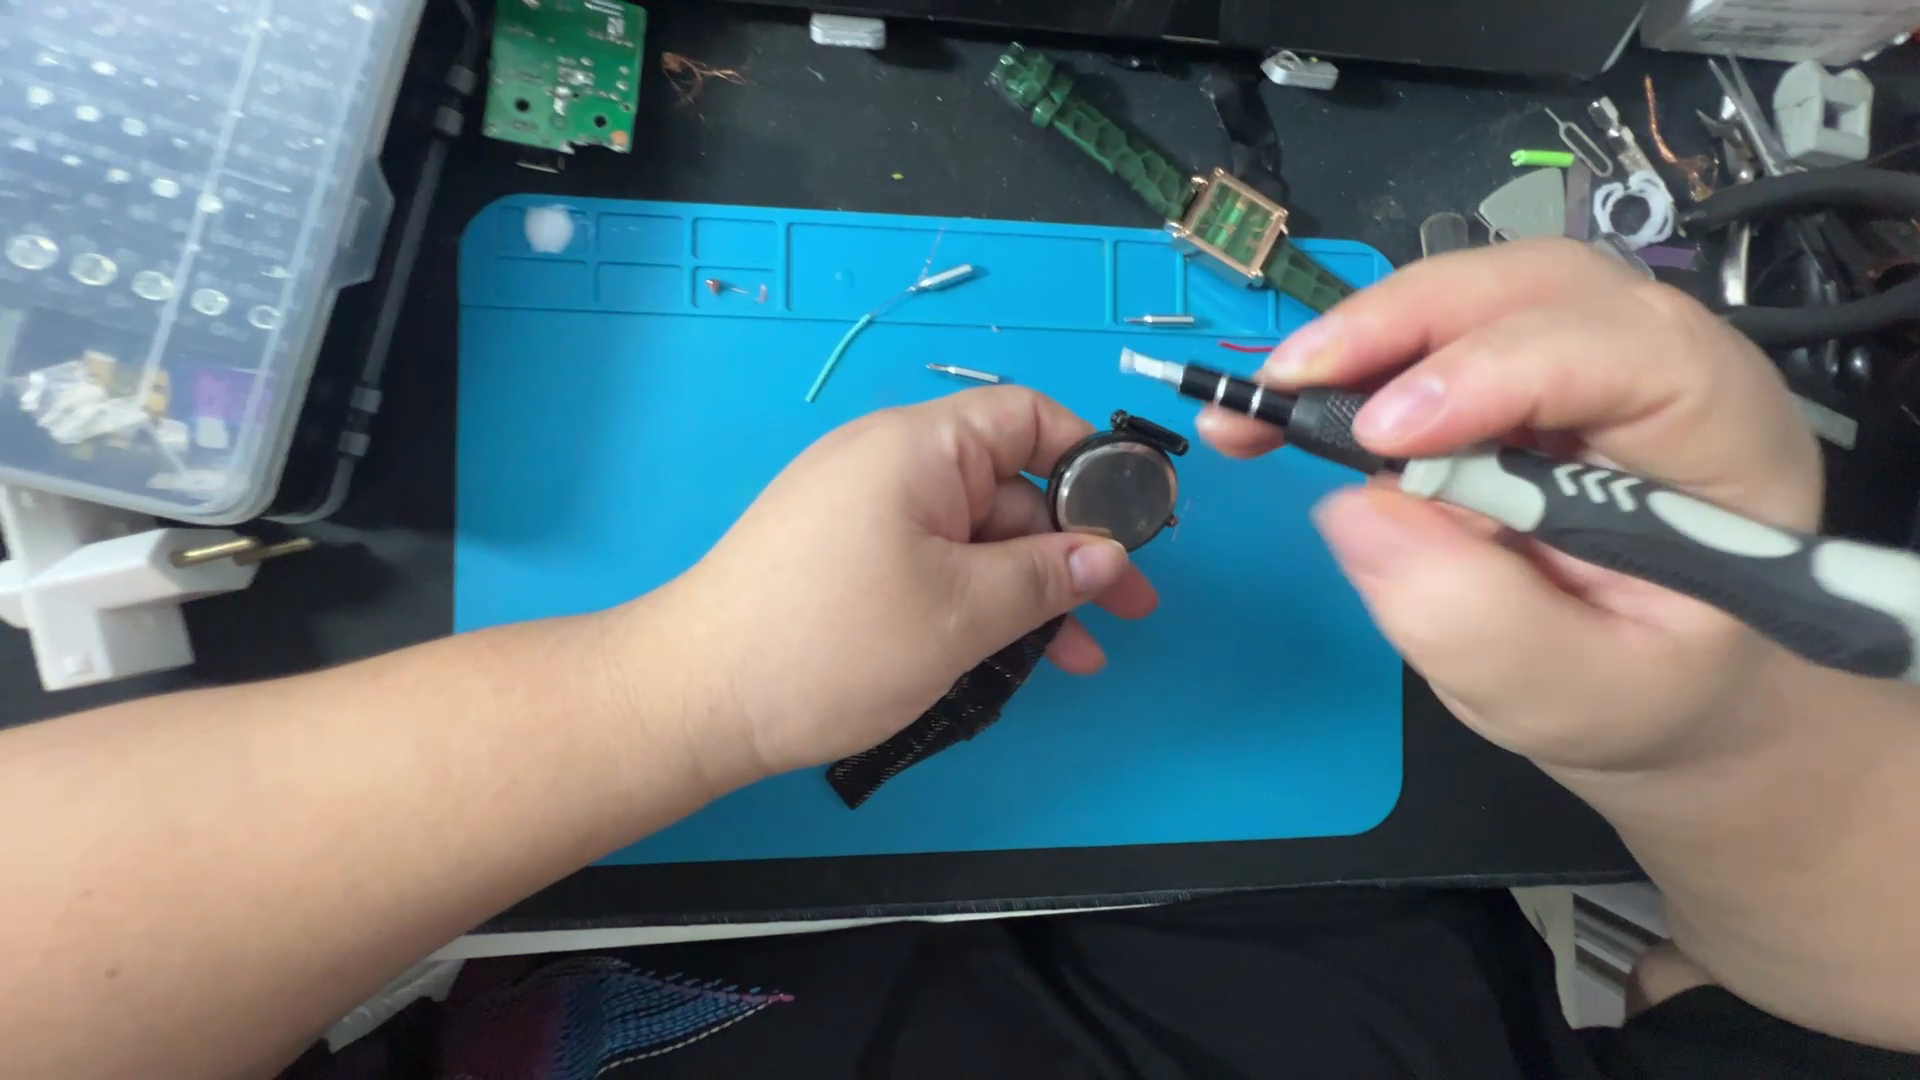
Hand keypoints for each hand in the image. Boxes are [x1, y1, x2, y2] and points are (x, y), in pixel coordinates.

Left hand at [640, 387, 1157, 786]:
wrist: (696, 700)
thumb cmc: (836, 641)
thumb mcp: (961, 610)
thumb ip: (1047, 577)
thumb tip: (1108, 556)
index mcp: (920, 447)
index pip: (1026, 418)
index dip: (1089, 459)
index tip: (1134, 516)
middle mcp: (896, 467)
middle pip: (1009, 491)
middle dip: (1071, 551)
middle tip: (1129, 610)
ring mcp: (871, 516)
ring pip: (977, 542)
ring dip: (1030, 593)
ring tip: (1081, 657)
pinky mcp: (855, 562)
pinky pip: (938, 568)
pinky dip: (979, 604)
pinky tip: (1014, 656)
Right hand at [1198, 240, 1822, 771]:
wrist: (1642, 683)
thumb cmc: (1628, 691)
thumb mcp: (1563, 693)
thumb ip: (1474, 619)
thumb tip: (1353, 512)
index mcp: (1712, 445)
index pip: (1626, 354)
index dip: (1495, 372)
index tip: (1378, 438)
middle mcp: (1646, 375)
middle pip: (1534, 290)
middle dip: (1398, 324)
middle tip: (1287, 383)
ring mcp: (1562, 372)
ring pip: (1465, 302)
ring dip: (1352, 341)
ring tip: (1261, 402)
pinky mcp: (1488, 390)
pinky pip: (1412, 349)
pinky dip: (1332, 371)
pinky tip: (1269, 412)